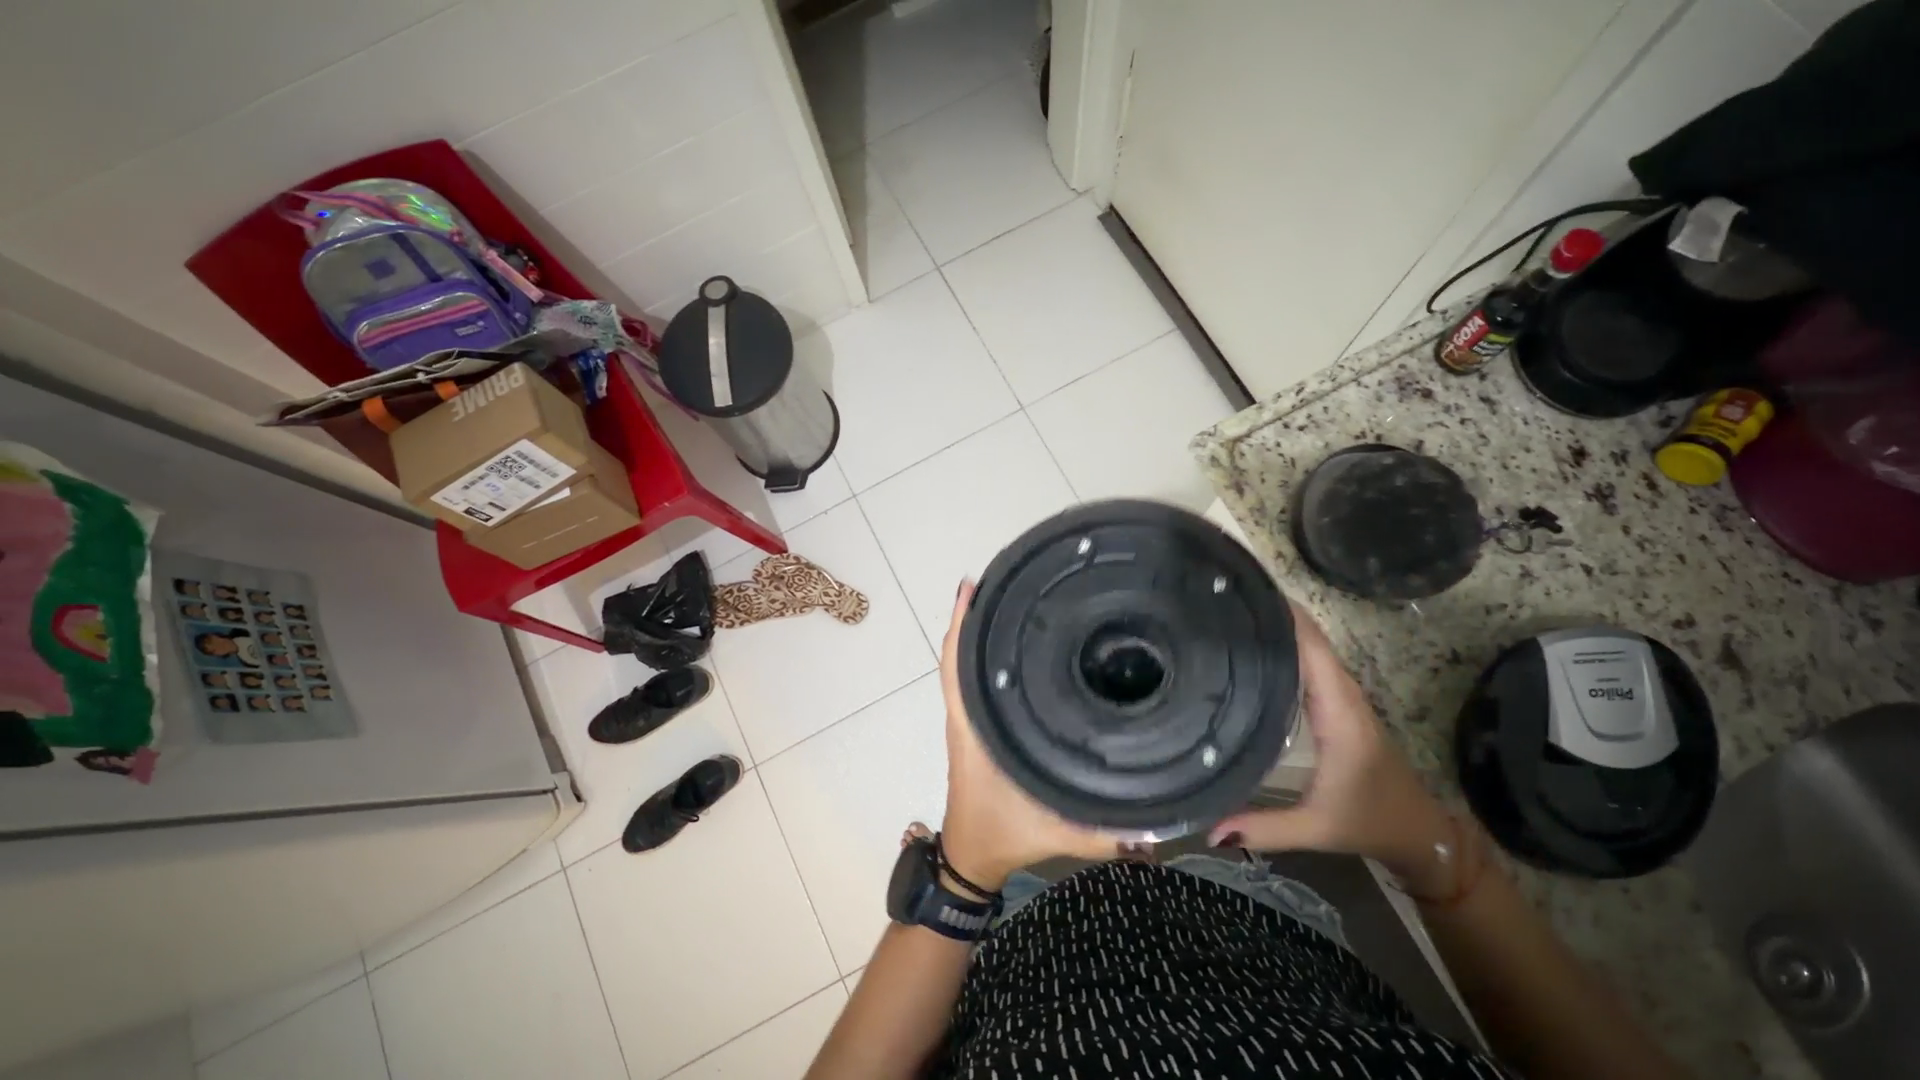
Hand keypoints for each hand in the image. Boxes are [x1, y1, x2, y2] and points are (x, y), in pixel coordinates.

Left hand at [936, 581, 1117, 890]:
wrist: (973, 857)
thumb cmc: (1004, 836)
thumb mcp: (1059, 833)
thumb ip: (1107, 833)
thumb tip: (1155, 824)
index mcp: (977, 730)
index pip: (960, 666)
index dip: (964, 625)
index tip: (975, 585)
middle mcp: (970, 716)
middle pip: (964, 653)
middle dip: (983, 613)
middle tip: (1012, 576)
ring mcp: (972, 720)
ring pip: (970, 664)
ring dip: (985, 630)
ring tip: (1016, 595)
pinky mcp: (979, 726)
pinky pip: (977, 680)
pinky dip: (988, 654)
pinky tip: (1018, 640)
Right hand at [1207, 604, 1467, 897]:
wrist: (1418, 832)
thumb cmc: (1369, 821)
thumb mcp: (1316, 828)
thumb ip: (1263, 828)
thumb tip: (1207, 831)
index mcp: (1339, 712)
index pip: (1311, 647)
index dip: (1282, 616)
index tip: (1241, 594)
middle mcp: (1342, 694)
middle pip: (1307, 637)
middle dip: (1270, 613)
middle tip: (1218, 599)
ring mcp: (1342, 696)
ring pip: (1310, 646)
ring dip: (1277, 626)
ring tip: (1227, 613)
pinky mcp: (1337, 703)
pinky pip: (1310, 662)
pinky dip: (1285, 646)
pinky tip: (1252, 647)